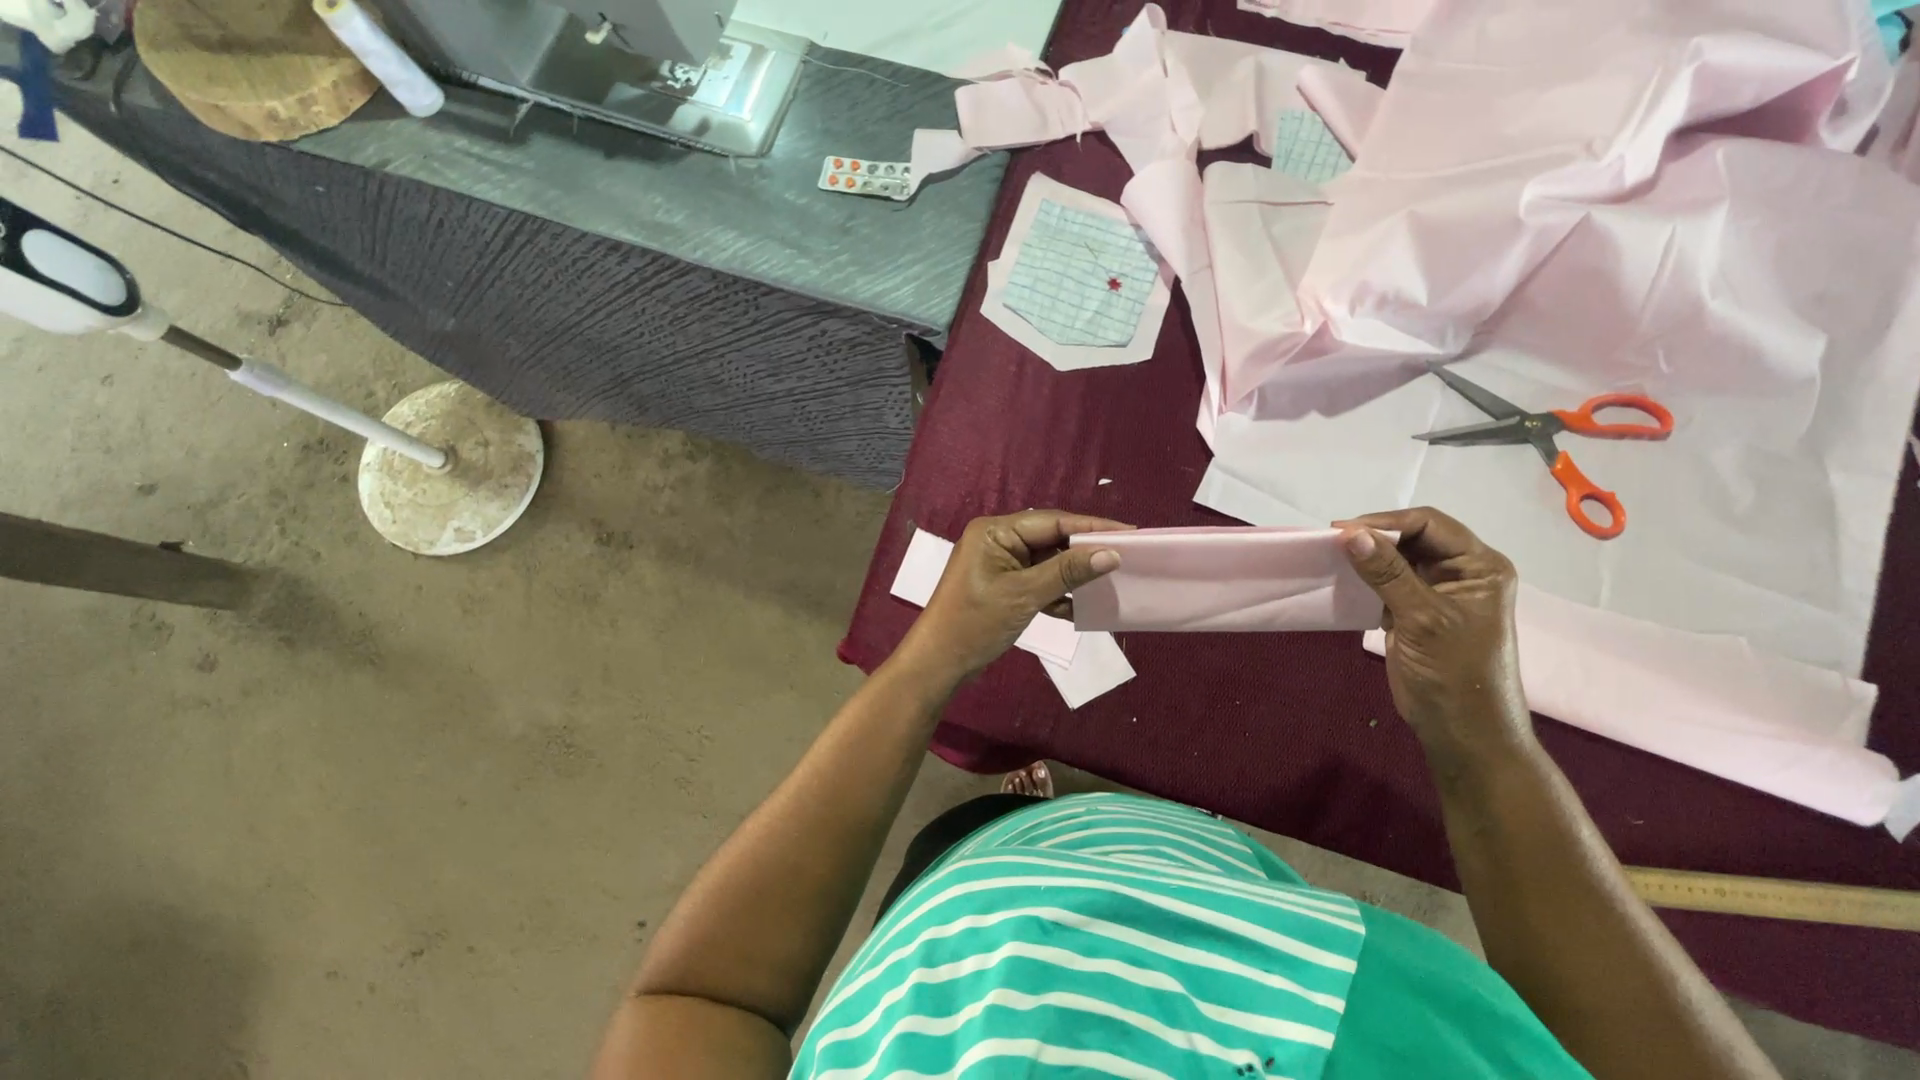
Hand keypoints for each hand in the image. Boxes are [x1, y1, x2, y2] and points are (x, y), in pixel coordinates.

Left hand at [893, 510, 1132, 685]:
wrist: (939, 663)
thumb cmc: (975, 623)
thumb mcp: (1024, 595)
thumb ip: (1067, 572)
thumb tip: (1111, 554)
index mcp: (995, 531)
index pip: (1053, 521)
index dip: (1092, 527)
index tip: (1130, 533)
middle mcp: (997, 541)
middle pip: (1052, 539)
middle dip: (1085, 550)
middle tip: (1127, 556)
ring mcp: (999, 565)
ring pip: (1048, 562)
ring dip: (1074, 575)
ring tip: (1111, 581)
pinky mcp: (1003, 587)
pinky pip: (1038, 582)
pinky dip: (1058, 593)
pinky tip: (1082, 607)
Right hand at [1337, 508, 1533, 762]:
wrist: (1461, 730)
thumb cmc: (1455, 673)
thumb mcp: (1422, 618)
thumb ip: (1387, 573)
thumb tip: (1350, 534)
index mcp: (1479, 566)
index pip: (1430, 524)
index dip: (1387, 522)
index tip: (1343, 530)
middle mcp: (1461, 572)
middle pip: (1413, 538)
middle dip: (1374, 537)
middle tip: (1332, 542)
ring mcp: (1437, 593)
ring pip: (1397, 560)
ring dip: (1367, 558)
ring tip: (1332, 557)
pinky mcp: (1415, 613)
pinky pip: (1387, 584)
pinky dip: (1364, 579)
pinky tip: (1342, 580)